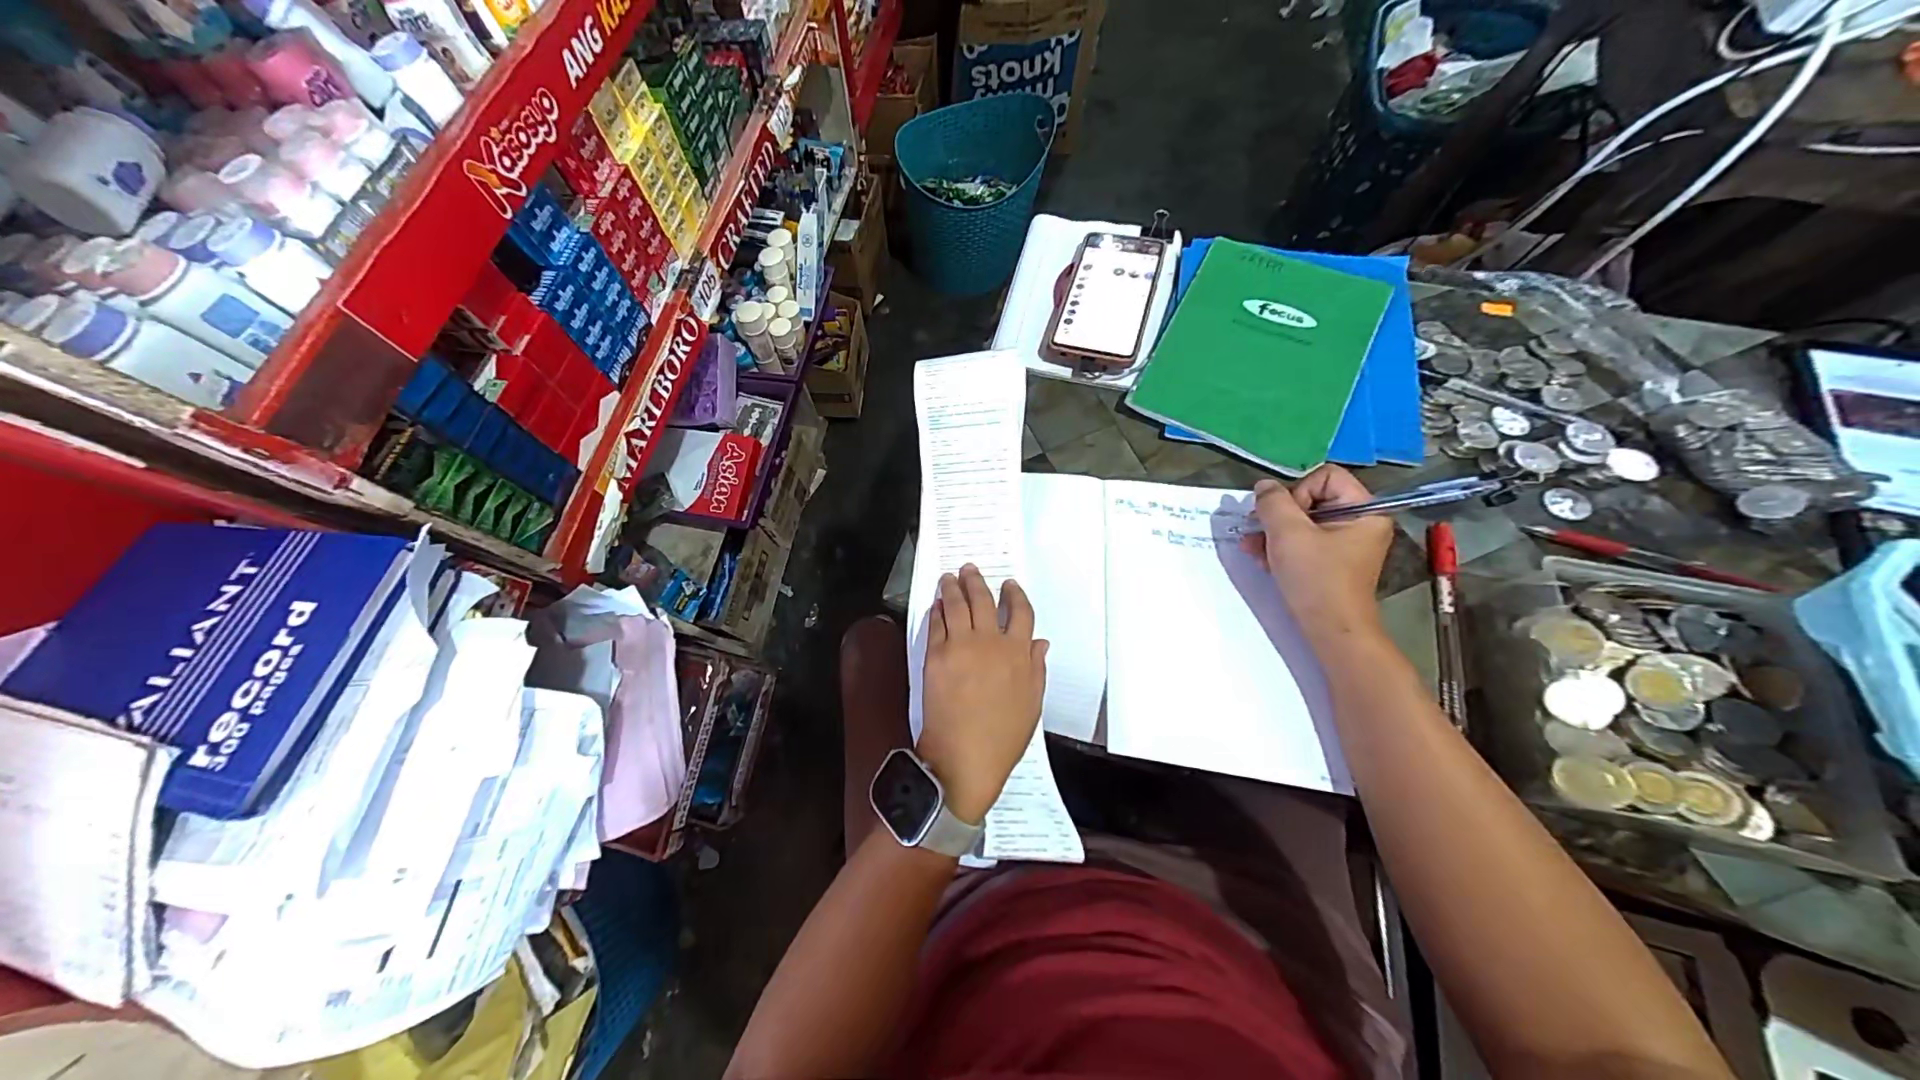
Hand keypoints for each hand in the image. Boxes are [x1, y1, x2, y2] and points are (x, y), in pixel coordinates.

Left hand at [918, 564, 1048, 823]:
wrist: (964, 756)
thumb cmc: (1002, 737)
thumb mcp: (1032, 703)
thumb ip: (1036, 668)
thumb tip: (1039, 643)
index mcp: (1019, 654)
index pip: (1020, 612)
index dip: (1015, 594)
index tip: (1010, 585)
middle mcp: (991, 643)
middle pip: (984, 600)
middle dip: (977, 581)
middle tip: (970, 570)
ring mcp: (961, 646)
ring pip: (957, 605)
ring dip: (954, 587)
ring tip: (950, 578)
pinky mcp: (936, 655)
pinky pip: (937, 624)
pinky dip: (937, 610)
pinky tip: (937, 604)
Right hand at [1240, 466, 1393, 643]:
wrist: (1331, 630)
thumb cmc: (1316, 578)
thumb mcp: (1288, 533)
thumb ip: (1272, 502)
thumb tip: (1264, 486)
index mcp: (1365, 510)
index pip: (1325, 476)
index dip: (1298, 492)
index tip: (1285, 519)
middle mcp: (1359, 523)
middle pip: (1311, 498)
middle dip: (1279, 515)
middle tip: (1258, 530)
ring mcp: (1345, 544)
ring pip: (1302, 522)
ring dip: (1273, 532)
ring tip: (1253, 547)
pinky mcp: (1330, 562)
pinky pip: (1303, 542)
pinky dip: (1281, 547)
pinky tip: (1261, 558)